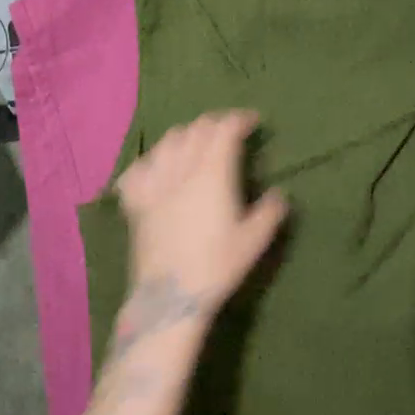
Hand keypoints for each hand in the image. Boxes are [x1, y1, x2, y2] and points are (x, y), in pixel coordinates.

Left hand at [117, 110, 288, 319]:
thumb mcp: (254, 242)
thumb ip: (270, 212)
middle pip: (196, 129)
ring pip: (167, 142)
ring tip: (194, 145)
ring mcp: (154, 183)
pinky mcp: (135, 201)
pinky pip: (137, 169)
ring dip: (184, 136)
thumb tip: (279, 194)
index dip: (239, 119)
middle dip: (215, 123)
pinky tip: (156, 170)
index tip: (252, 121)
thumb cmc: (217, 266)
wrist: (170, 295)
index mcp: (213, 173)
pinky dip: (149, 162)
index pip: (224, 129)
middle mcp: (182, 169)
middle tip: (228, 132)